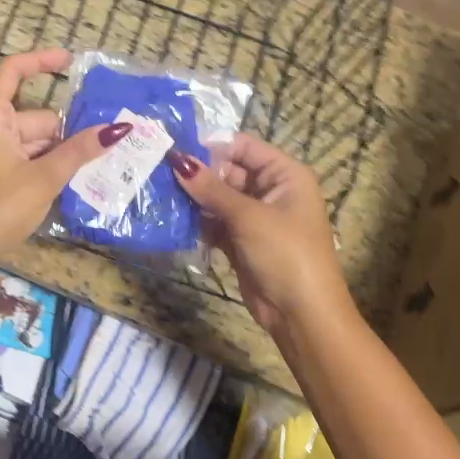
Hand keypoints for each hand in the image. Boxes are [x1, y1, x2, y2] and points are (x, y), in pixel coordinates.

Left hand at [0, 49, 127, 269]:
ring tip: (96, 165)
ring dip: (59, 152)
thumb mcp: (44, 179)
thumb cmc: (0, 209)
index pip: (11, 73)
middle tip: (104, 145)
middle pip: (32, 116)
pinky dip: (45, 165)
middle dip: (65, 130)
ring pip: (31, 141)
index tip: (70, 60)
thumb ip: (79, 151)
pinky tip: (70, 181)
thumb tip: (117, 129)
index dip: (39, 60)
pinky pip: (23, 158)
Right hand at [169, 134, 352, 332]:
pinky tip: (171, 219)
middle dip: (197, 174)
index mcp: (285, 175)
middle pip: (228, 171)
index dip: (212, 146)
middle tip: (158, 172)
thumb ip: (211, 189)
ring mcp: (255, 218)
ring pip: (218, 199)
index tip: (174, 150)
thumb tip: (177, 161)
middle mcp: (271, 191)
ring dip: (193, 198)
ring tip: (159, 194)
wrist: (301, 312)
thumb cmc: (285, 253)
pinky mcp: (241, 242)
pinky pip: (215, 223)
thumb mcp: (248, 217)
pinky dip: (197, 222)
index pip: (244, 147)